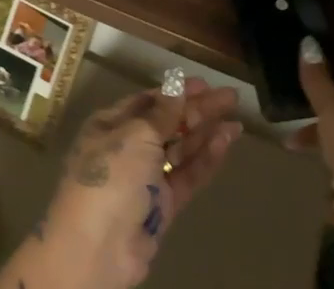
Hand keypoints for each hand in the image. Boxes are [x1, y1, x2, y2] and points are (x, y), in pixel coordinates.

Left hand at [0, 76, 241, 288]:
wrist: (96, 249)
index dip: (176, 92)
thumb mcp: (135, 135)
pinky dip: (205, 159)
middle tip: (230, 98)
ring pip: (180, 151)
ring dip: (206, 134)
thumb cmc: (110, 178)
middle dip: (198, 110)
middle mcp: (127, 149)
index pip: (147, 102)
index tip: (204, 84)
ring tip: (236, 122)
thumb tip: (177, 87)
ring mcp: (145, 179)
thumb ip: (163, 112)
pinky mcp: (162, 205)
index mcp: (110, 126)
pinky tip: (225, 142)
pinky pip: (186, 176)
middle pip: (168, 124)